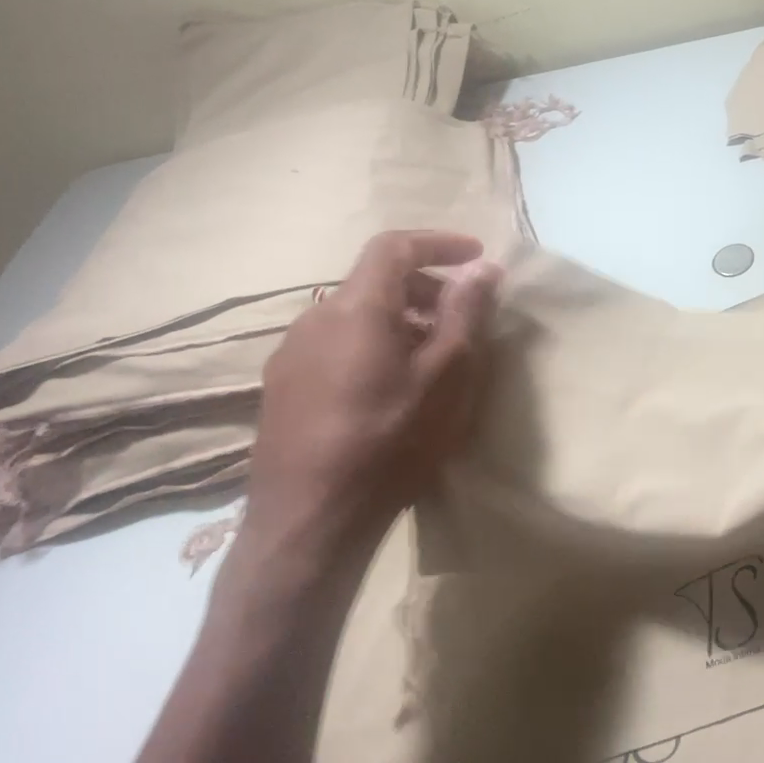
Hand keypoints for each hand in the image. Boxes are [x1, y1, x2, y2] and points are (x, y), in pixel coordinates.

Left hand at [248, 230, 501, 551]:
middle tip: (465, 314)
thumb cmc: (390, 441)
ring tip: (435, 354)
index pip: (393, 247)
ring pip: (354, 313)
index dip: (438, 243)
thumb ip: (465, 314)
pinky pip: (336, 342)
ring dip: (400, 317)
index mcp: (355, 309)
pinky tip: (394, 385)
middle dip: (425, 285)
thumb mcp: (447, 376)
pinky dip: (374, 341)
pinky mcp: (282, 387)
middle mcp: (314, 320)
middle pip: (373, 280)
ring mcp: (290, 355)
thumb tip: (481, 268)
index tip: (477, 256)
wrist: (309, 520)